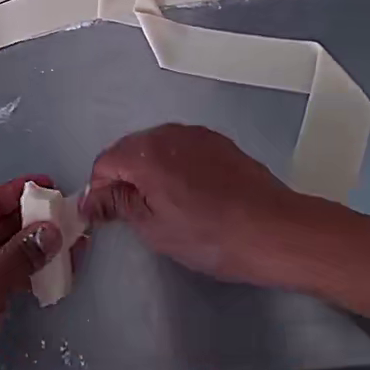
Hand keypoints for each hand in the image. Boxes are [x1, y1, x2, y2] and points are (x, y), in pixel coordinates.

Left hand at [0, 176, 59, 369]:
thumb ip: (22, 255)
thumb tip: (53, 231)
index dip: (22, 191)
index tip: (53, 187)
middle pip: (4, 223)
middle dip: (37, 220)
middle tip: (71, 218)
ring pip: (11, 248)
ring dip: (39, 246)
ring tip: (73, 243)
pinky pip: (12, 272)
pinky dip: (33, 269)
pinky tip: (58, 269)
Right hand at [83, 124, 314, 285]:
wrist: (274, 229)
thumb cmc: (210, 235)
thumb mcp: (155, 229)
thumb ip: (120, 205)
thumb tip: (95, 198)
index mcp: (146, 153)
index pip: (104, 163)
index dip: (98, 190)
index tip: (102, 216)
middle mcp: (168, 133)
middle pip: (129, 150)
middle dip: (123, 178)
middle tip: (130, 213)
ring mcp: (196, 134)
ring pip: (157, 148)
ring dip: (150, 171)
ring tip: (163, 205)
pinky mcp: (218, 141)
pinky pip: (183, 149)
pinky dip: (175, 167)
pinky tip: (190, 194)